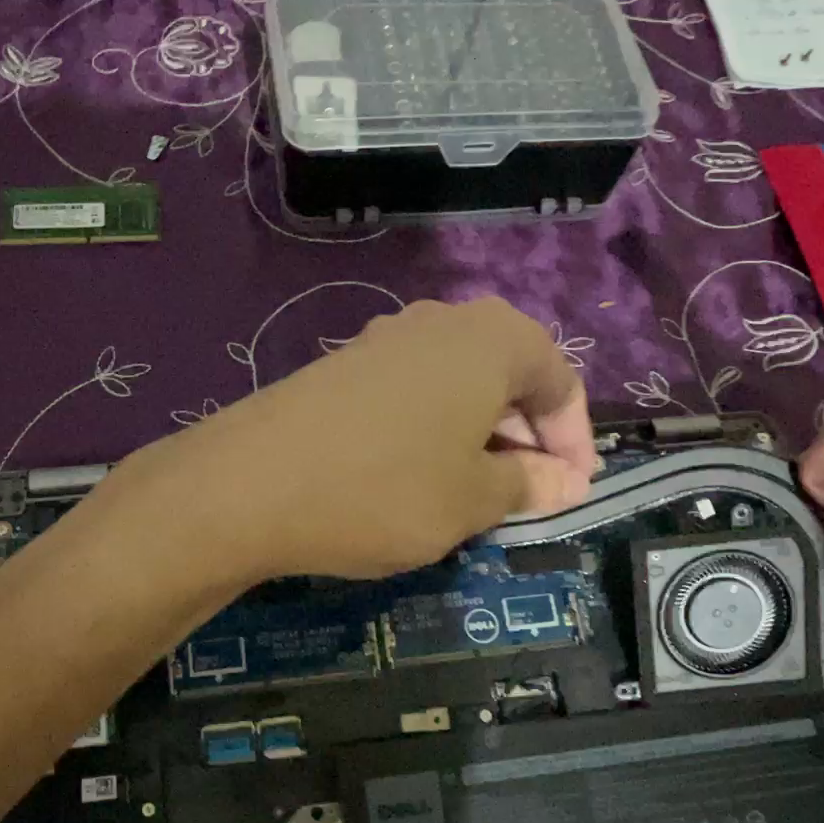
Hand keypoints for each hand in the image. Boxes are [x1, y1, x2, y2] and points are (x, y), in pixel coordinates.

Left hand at [108, 298, 596, 580]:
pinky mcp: (344, 365)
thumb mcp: (471, 500)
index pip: (561, 382)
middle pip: (510, 376)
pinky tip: (418, 475)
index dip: (575, 443)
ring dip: (480, 435)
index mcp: (493, 340)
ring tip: (474, 492)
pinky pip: (414, 392)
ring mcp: (386, 339)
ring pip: (460, 385)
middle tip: (527, 496)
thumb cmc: (384, 490)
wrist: (248, 485)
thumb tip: (563, 482)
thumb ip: (527, 485)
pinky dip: (434, 430)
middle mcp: (443, 322)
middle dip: (527, 437)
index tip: (572, 494)